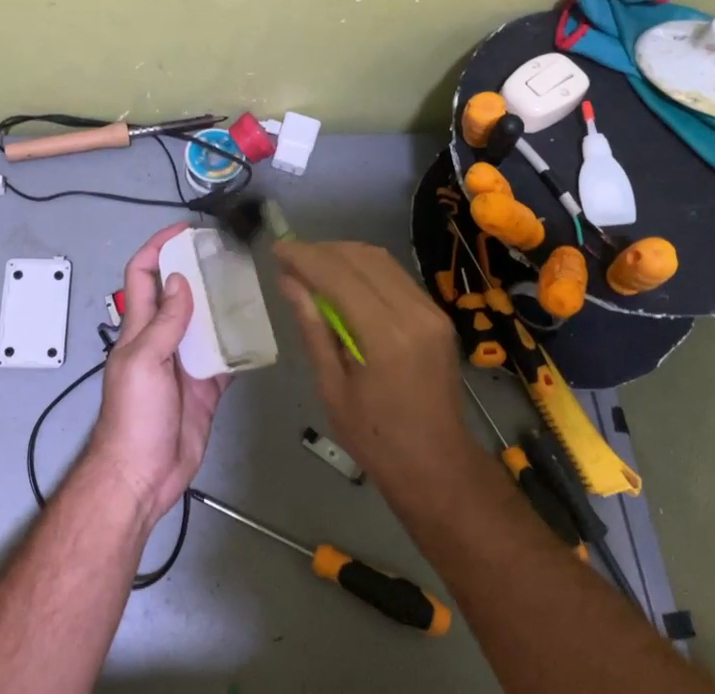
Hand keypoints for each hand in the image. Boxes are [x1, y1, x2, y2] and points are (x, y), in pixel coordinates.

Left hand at [82, 223, 231, 531]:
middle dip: (199, 271)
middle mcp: (162, 340)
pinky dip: (240, 347)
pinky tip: (258, 335)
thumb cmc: (134, 417)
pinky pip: (225, 360)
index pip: (144, 275)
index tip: (185, 230)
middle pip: (179, 294)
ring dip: (223, 306)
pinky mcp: (205, 389)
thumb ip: (164, 323)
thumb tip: (180, 280)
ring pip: (205, 324)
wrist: (142, 475)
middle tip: (229, 255)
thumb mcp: (143, 363)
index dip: (159, 247)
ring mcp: (184, 365)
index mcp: (139, 329)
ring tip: (250, 286)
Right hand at [275, 241, 482, 504]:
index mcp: (386, 336)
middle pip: (363, 258)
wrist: (438, 466)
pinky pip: (397, 277)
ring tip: (311, 267)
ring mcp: (432, 312)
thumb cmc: (376, 439)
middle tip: (289, 258)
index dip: (304, 256)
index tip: (276, 249)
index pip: (339, 275)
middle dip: (322, 250)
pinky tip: (343, 282)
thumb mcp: (332, 388)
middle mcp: (415, 313)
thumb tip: (289, 283)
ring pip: (383, 261)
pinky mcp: (438, 317)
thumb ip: (313, 329)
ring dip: (344, 256)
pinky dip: (366, 270)